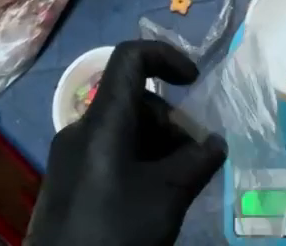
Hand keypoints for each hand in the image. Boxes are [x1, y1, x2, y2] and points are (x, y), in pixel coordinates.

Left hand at [26, 41, 227, 245]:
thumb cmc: (115, 233)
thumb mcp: (166, 198)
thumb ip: (197, 163)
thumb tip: (217, 143)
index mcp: (102, 120)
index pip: (131, 57)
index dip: (166, 56)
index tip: (194, 83)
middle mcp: (81, 128)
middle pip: (133, 99)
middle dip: (170, 120)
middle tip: (194, 155)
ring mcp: (71, 156)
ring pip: (123, 128)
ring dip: (157, 144)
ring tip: (178, 180)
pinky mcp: (68, 182)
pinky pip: (108, 152)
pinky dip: (137, 160)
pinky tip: (153, 195)